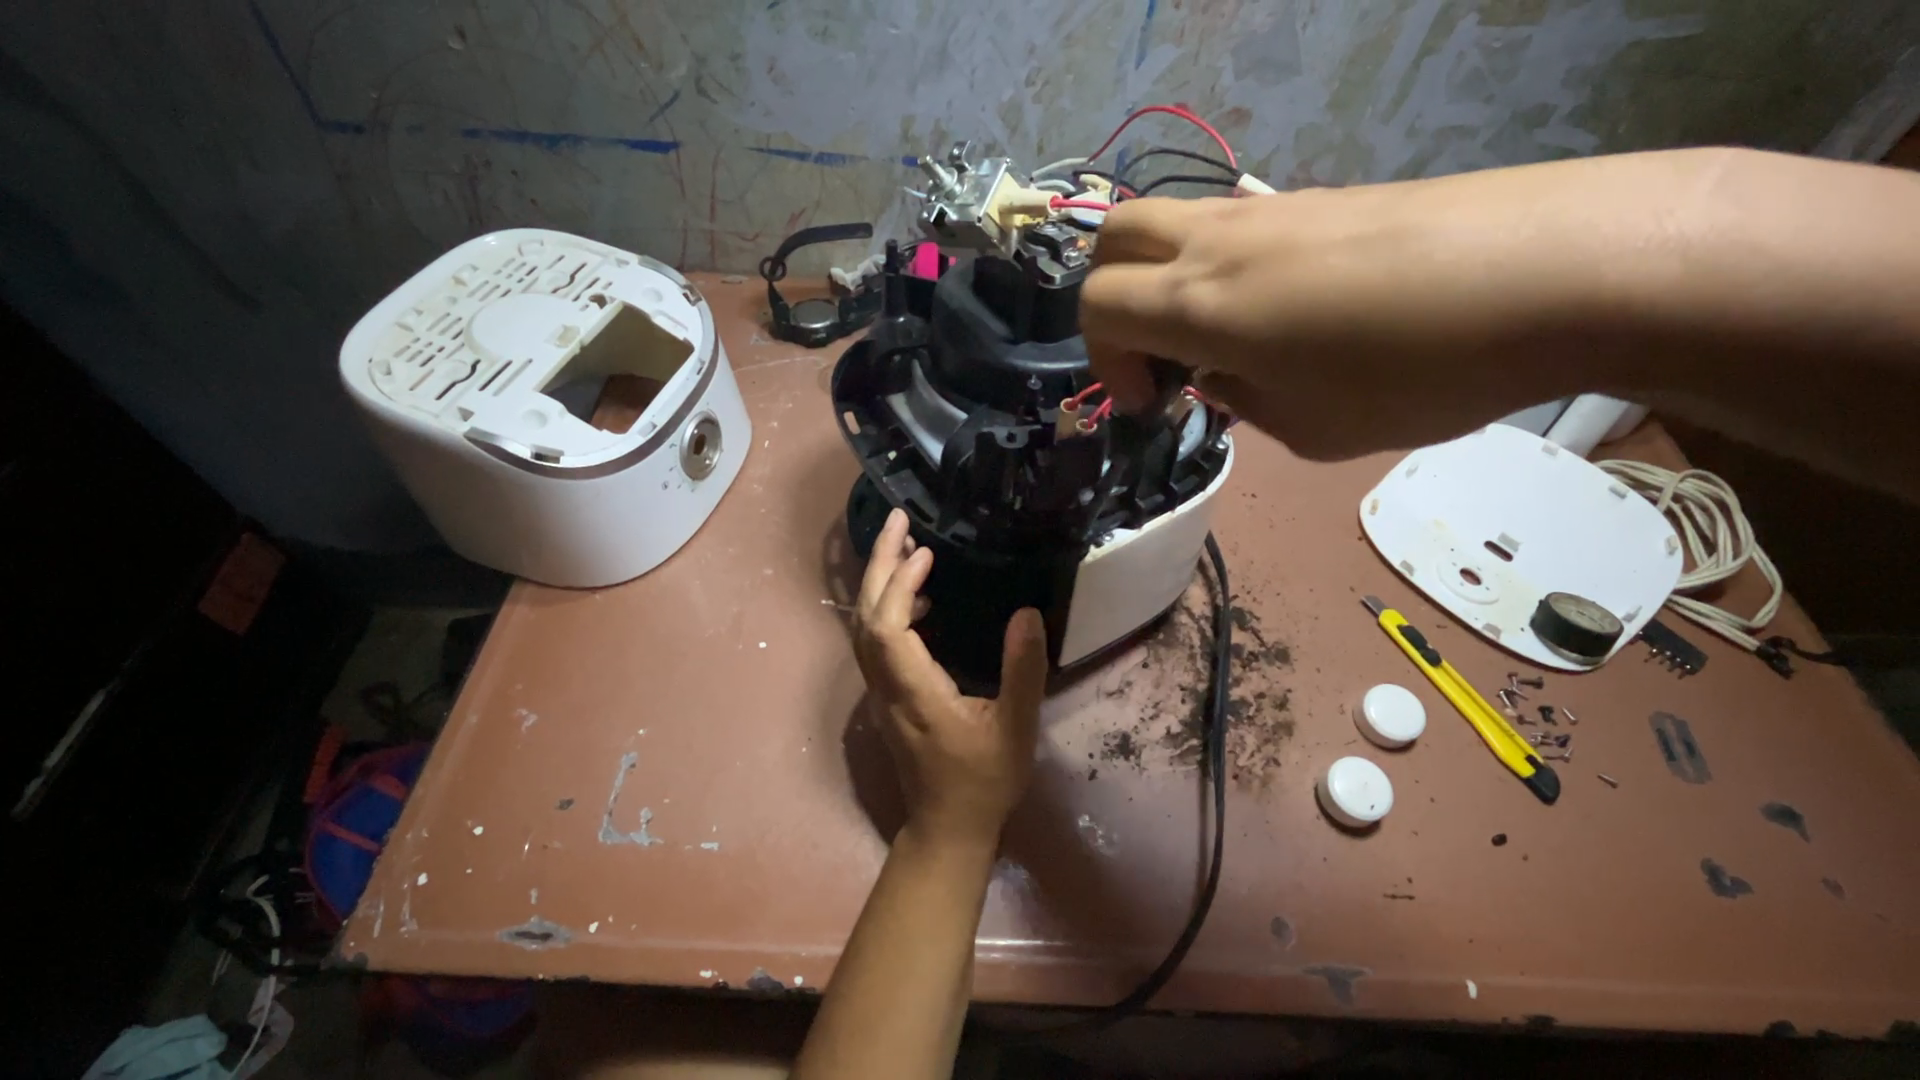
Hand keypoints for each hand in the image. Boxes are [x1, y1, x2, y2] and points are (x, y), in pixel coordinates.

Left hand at [851, 509, 1048, 845]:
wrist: (947, 827)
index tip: (924, 553)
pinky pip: (873, 641)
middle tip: (897, 521)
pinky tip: (920, 599)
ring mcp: (880, 694)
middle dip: (877, 564)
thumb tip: (1026, 613)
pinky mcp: (885, 697)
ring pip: (863, 629)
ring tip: (907, 548)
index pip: (888, 627)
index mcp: (915, 692)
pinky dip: (887, 608)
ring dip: (879, 583)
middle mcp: (886, 688)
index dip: (899, 584)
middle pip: (865, 617)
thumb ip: (1022, 672)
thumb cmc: (984, 780)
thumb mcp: (1015, 728)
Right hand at [1079, 151, 1744, 458]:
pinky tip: (1291, 310)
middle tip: (1160, 352)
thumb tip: (1222, 371)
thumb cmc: (1414, 373)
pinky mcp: (1317, 198)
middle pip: (1115, 238)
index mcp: (1198, 304)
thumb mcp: (1309, 430)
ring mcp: (1268, 209)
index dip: (1103, 360)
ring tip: (1227, 336)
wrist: (1549, 270)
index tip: (1153, 401)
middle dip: (1112, 298)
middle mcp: (1216, 242)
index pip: (1096, 305)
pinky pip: (1236, 225)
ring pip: (1174, 223)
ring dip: (1169, 279)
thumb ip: (1242, 401)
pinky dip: (1225, 267)